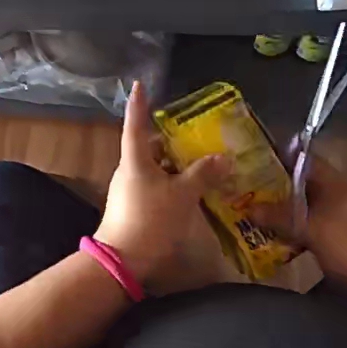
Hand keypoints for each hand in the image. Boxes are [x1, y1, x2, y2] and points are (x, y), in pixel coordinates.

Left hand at [94, 82, 226, 288]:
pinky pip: (155, 186)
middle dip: (171, 141)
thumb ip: (203, 174)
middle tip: (195, 134)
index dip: (139, 104)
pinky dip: (172, 183)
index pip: (136, 125)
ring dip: (175, 165)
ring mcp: (129, 191)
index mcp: (135, 160)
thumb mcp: (182, 195)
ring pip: (154, 169)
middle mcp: (129, 171)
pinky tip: (191, 190)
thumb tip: (223, 158)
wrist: (123, 262)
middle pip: (149, 148)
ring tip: (202, 163)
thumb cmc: (150, 220)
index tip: (139, 85)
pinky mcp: (134, 208)